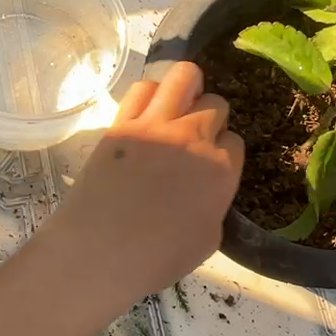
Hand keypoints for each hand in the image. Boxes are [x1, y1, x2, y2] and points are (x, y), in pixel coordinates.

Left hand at [43, 61, 244, 302]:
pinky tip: (149, 110)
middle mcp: (195, 138)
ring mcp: (157, 125)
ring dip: (189, 87)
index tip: (212, 163)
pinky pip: (143, 88)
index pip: (235, 141)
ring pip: (185, 76)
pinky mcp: (122, 123)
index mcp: (221, 169)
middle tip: (194, 139)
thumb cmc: (157, 258)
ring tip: (181, 104)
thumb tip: (207, 192)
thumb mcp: (208, 240)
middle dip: (210, 119)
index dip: (224, 152)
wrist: (100, 252)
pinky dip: (151, 93)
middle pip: (215, 105)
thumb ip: (214, 205)